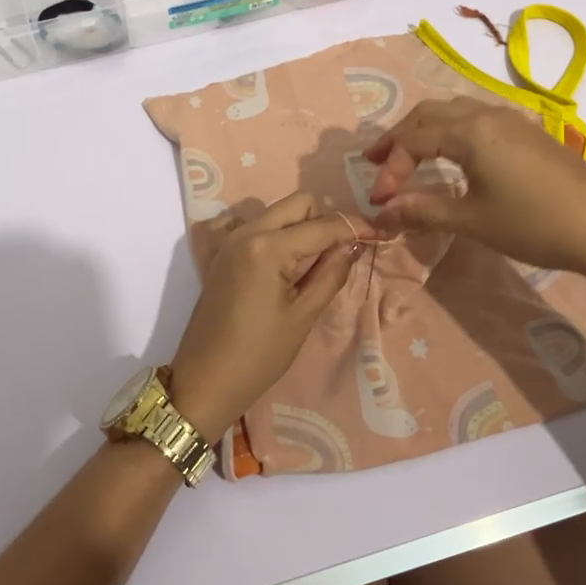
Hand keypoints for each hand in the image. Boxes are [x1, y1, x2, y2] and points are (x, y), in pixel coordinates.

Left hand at [168, 193, 360, 436]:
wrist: (204, 380)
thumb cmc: (258, 354)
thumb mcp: (303, 316)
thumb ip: (331, 274)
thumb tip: (351, 246)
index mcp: (268, 247)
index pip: (322, 225)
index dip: (355, 227)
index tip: (380, 233)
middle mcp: (247, 232)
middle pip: (298, 204)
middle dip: (324, 221)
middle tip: (339, 255)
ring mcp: (232, 240)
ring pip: (279, 213)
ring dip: (302, 228)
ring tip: (315, 267)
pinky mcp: (224, 253)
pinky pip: (262, 228)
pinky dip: (282, 237)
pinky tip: (290, 270)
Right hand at [365, 97, 585, 292]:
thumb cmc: (535, 223)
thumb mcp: (472, 220)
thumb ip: (423, 211)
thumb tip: (381, 214)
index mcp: (469, 131)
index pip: (412, 139)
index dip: (389, 168)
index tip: (380, 202)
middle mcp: (487, 114)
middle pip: (429, 114)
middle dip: (398, 137)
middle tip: (376, 163)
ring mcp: (512, 120)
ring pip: (454, 112)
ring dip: (425, 131)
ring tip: (407, 157)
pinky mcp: (529, 134)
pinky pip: (476, 119)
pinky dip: (450, 132)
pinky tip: (452, 157)